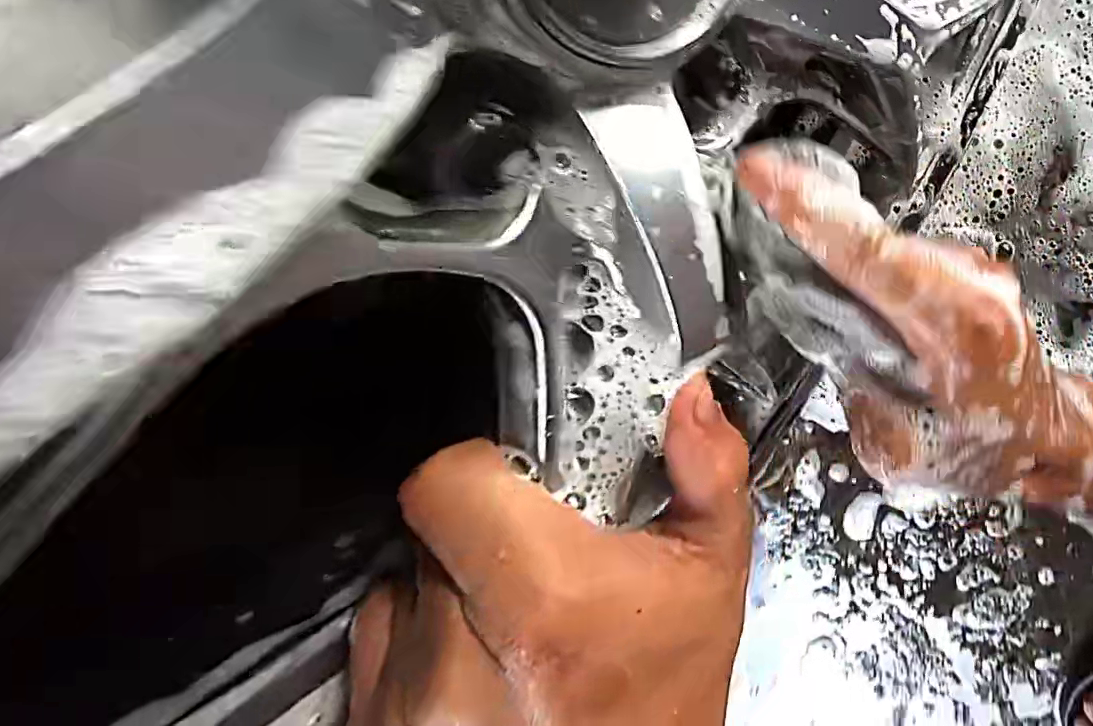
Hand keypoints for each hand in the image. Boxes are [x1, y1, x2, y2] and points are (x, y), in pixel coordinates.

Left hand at [347, 374, 752, 725]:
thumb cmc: (670, 686)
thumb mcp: (717, 563)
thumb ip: (709, 467)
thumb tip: (691, 399)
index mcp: (543, 590)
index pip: (448, 480)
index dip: (492, 461)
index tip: (534, 475)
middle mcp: (452, 651)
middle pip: (444, 522)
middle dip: (504, 517)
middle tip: (562, 546)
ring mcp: (402, 697)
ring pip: (416, 572)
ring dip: (472, 570)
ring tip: (535, 602)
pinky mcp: (375, 718)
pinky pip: (391, 630)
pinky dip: (441, 624)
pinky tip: (500, 645)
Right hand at [735, 144, 1092, 509]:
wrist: (1044, 431)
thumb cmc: (992, 446)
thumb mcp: (903, 449)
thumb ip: (857, 394)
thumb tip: (832, 344)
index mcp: (959, 326)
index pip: (871, 253)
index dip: (812, 211)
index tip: (764, 174)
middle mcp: (973, 283)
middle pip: (876, 236)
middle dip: (815, 213)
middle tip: (760, 187)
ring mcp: (977, 269)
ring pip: (890, 243)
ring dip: (844, 243)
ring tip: (802, 242)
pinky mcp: (971, 268)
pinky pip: (907, 254)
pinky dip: (873, 260)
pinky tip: (857, 283)